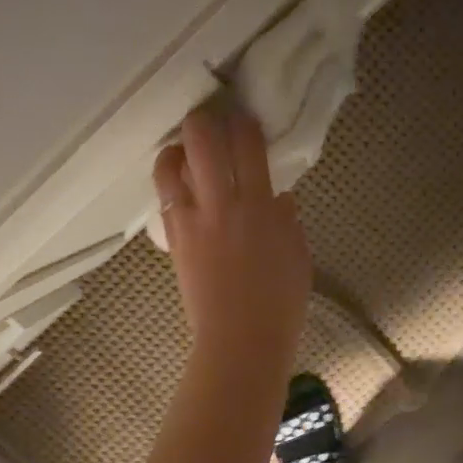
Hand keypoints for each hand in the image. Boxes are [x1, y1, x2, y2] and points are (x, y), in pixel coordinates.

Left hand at [154, 106, 312, 363]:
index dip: (245, 122)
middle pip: (202, 138)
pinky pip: (165, 197)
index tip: (247, 122)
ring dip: (177, 150)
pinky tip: (183, 189)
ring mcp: (191, 221)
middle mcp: (221, 204)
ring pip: (169, 163)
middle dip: (204, 120)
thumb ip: (288, 222)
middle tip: (213, 124)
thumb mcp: (298, 259)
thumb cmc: (280, 306)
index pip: (248, 142)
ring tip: (188, 155)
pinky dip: (172, 184)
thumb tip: (279, 197)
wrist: (241, 342)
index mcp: (260, 207)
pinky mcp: (174, 240)